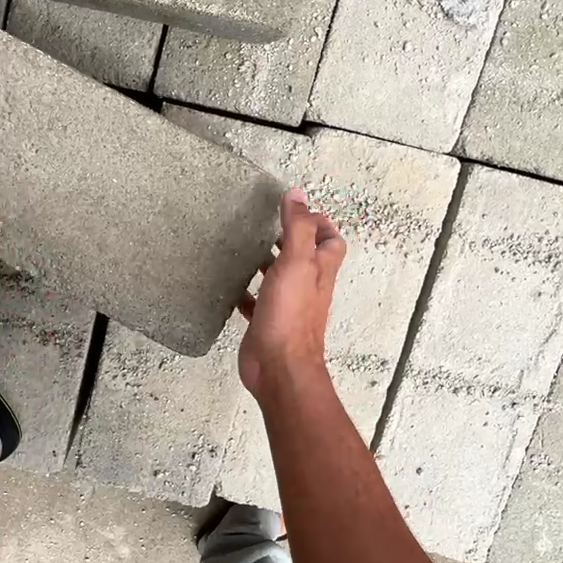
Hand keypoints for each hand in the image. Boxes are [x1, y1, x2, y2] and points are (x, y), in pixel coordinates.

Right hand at [238, 188, 345, 397]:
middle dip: (290, 240)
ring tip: (246, 249)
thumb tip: (297, 195)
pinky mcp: (266, 322)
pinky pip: (257, 302)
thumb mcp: (296, 263)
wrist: (279, 367)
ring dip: (267, 264)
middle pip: (306, 258)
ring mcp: (287, 306)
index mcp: (319, 271)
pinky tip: (231, 286)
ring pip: (280, 278)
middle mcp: (307, 287)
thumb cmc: (290, 316)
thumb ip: (298, 228)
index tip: (296, 211)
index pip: (330, 241)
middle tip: (268, 226)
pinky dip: (246, 292)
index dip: (320, 224)